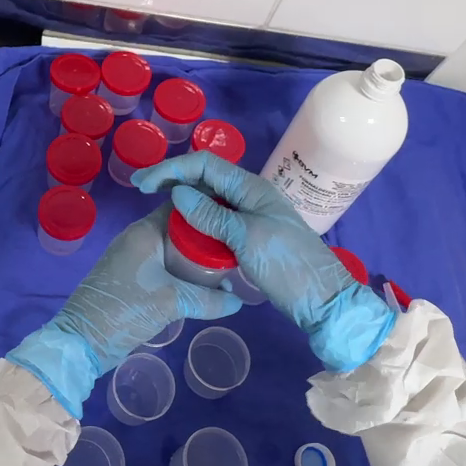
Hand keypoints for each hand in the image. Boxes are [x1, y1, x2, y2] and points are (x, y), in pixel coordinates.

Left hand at [8, 205, 242, 417]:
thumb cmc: (125, 310)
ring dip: (197, 256)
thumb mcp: (172, 302)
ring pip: (175, 248)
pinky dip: (185, 271)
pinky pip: (166, 266)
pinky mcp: (134, 277)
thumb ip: (208, 299)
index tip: (237, 214)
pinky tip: (205, 284)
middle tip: (238, 244)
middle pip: (181, 227)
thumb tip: (238, 301)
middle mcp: (140, 237)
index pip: (182, 205)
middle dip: (207, 235)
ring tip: (228, 265)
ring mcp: (135, 257)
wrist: (83, 341)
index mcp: (145, 231)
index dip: (209, 206)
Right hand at [132, 152, 394, 372]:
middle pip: (205, 177)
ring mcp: (250, 216)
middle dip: (173, 179)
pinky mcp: (248, 236)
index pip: (205, 164)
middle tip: (142, 190)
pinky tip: (180, 229)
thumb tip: (177, 193)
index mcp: (251, 188)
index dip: (172, 169)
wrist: (323, 301)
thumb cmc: (287, 266)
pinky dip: (195, 220)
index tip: (143, 184)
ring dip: (182, 198)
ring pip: (208, 198)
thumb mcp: (246, 239)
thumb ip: (210, 216)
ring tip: (155, 206)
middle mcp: (249, 196)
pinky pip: (215, 219)